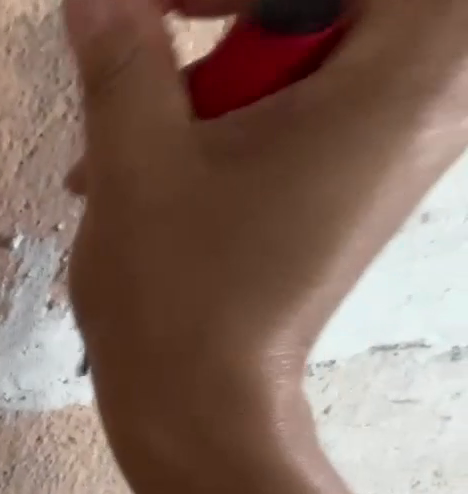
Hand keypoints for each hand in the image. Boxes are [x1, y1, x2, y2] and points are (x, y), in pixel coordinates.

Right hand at [63, 0, 467, 492]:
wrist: (194, 397)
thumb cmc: (175, 287)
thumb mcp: (135, 166)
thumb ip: (121, 66)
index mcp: (407, 76)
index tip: (154, 8)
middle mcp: (429, 98)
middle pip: (336, 13)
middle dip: (230, 30)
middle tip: (151, 66)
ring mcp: (391, 144)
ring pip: (310, 62)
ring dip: (208, 86)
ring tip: (122, 148)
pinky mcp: (349, 182)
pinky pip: (299, 114)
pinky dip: (221, 126)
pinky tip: (146, 174)